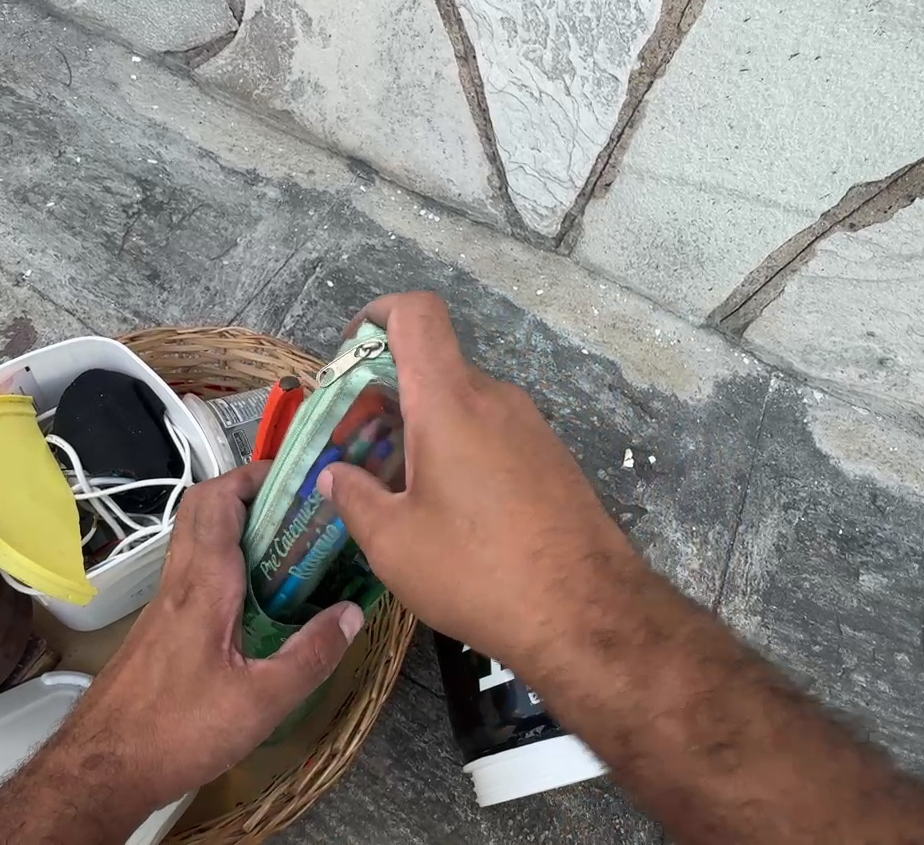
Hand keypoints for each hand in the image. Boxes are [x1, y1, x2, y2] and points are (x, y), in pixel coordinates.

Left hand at [76, 462, 362, 810]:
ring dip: (235, 518)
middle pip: (202, 504)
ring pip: (195, 532)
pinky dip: (225, 553)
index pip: (220, 499)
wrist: (99, 770)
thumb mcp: (259, 704)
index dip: (255, 474)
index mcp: (205, 581)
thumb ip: (309, 656)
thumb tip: (352, 614)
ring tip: (284, 537)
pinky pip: (194, 563)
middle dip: (246, 487)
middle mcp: (181, 578)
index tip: (297, 477)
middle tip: (292, 502)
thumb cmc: (176, 731)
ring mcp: (166, 598)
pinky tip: (256, 587)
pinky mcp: (161, 621)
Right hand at [320, 292, 640, 675]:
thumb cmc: (480, 570)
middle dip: (382, 395)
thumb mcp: (395, 544)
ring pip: (459, 400)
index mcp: (450, 400)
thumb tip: (334, 476)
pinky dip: (455, 443)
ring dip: (418, 426)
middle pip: (430, 364)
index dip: (376, 313)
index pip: (416, 312)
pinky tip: (446, 503)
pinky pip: (489, 426)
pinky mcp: (548, 452)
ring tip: (394, 485)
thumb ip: (354, 498)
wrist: (589, 611)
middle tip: (354, 448)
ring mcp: (528, 423)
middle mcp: (493, 396)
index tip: (349, 354)